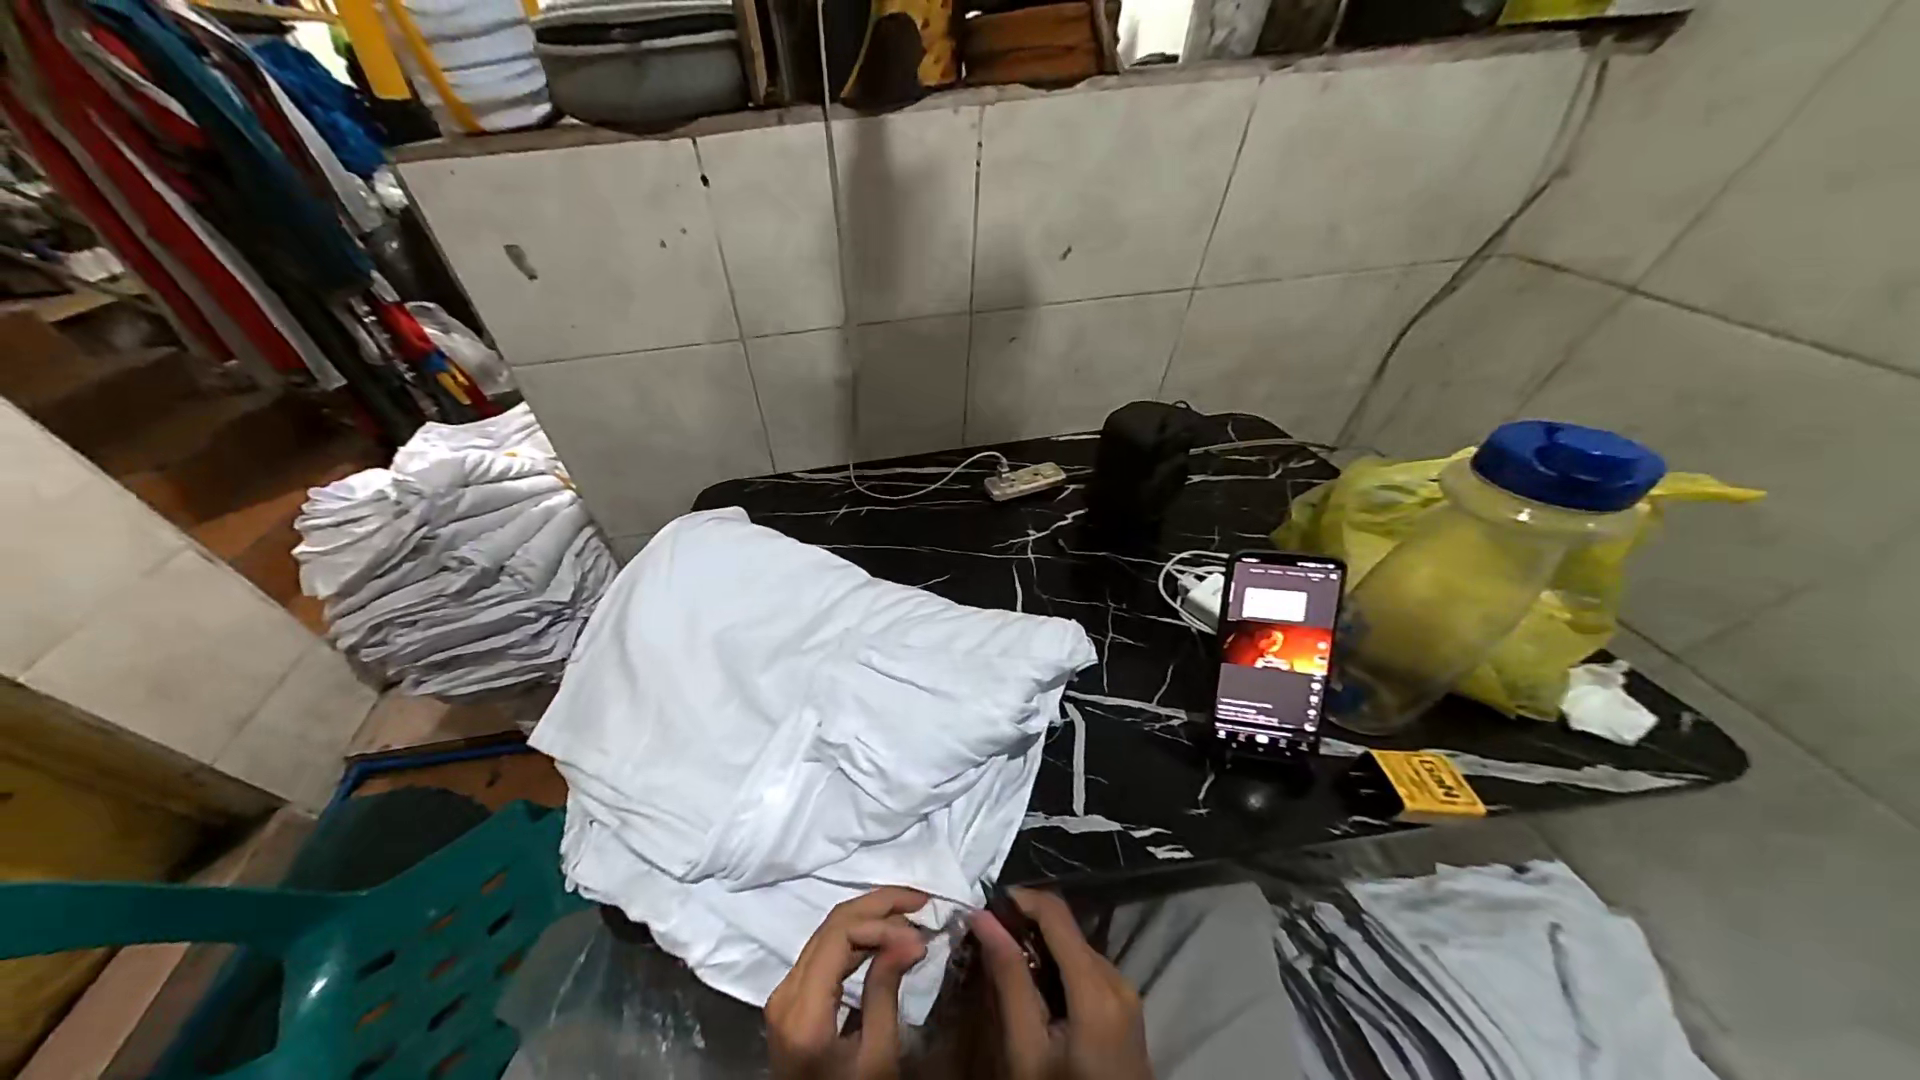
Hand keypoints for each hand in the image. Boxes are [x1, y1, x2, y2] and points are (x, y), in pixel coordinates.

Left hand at [767, 886, 929, 1079]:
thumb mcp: (877, 1057)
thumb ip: (886, 991)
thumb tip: (911, 936)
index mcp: (802, 1010)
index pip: (839, 935)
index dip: (881, 922)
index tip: (919, 932)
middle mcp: (785, 991)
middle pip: (832, 925)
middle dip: (879, 906)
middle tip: (920, 901)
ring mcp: (785, 992)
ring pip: (829, 931)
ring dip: (871, 917)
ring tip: (911, 915)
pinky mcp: (793, 996)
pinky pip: (826, 950)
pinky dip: (858, 937)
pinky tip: (887, 936)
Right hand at [970, 888, 1153, 1079]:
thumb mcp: (1025, 1049)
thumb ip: (1008, 978)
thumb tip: (982, 917)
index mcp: (1096, 987)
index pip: (1056, 913)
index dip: (1020, 898)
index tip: (985, 905)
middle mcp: (1118, 978)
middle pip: (1067, 929)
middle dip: (1025, 925)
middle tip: (986, 939)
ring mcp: (1127, 993)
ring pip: (1075, 947)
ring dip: (1040, 946)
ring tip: (1004, 963)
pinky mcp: (1126, 1008)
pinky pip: (1087, 969)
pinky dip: (1057, 967)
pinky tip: (1034, 988)